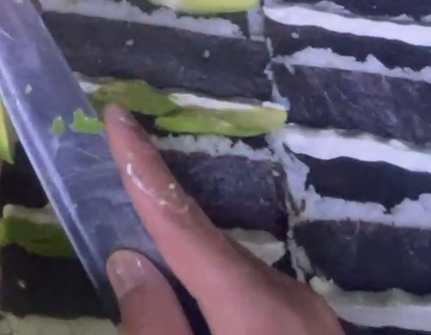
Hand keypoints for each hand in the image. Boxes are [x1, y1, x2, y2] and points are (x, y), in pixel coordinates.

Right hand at [103, 104, 342, 334]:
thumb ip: (154, 327)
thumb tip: (128, 261)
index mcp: (257, 309)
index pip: (183, 223)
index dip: (143, 168)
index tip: (117, 116)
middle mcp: (290, 300)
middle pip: (207, 252)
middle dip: (161, 240)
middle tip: (118, 250)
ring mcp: (313, 320)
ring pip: (232, 278)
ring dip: (192, 281)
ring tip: (164, 304)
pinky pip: (255, 303)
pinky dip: (222, 304)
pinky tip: (205, 323)